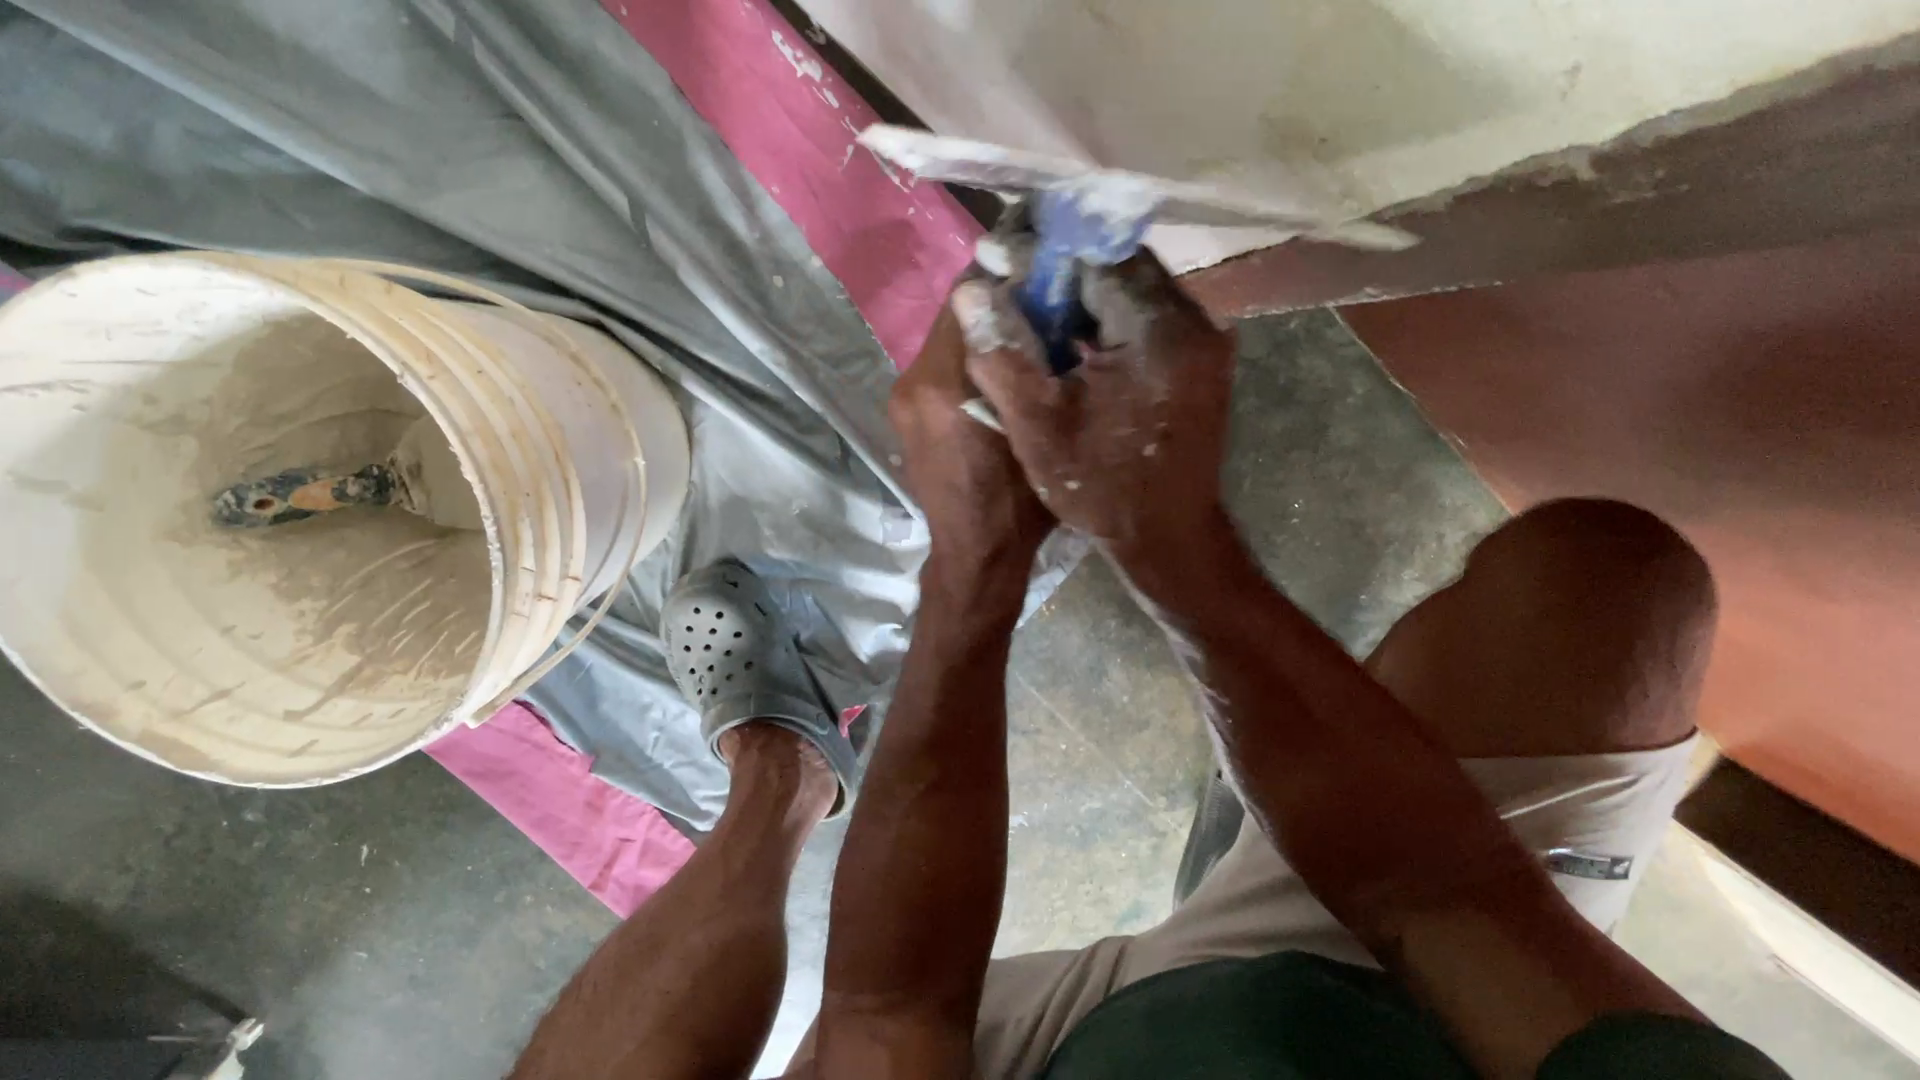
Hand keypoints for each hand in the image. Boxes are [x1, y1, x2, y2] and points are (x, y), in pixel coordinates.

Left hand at [890, 297, 1055, 590]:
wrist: (975, 556)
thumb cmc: (1019, 503)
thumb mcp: (1040, 430)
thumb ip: (1032, 367)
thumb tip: (1046, 309)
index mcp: (944, 384)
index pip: (967, 295)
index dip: (1007, 281)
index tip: (1043, 281)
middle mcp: (912, 382)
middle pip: (955, 318)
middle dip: (997, 311)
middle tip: (1043, 320)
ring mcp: (902, 400)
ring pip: (946, 343)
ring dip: (982, 340)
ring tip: (1023, 355)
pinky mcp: (902, 416)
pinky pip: (938, 370)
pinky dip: (966, 366)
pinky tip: (996, 385)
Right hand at [960, 253, 1236, 567]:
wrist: (1169, 537)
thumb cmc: (1101, 488)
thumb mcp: (1038, 425)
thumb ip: (1001, 353)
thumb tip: (970, 293)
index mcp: (1160, 332)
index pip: (1099, 256)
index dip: (1045, 253)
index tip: (1001, 258)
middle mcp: (1197, 322)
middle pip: (1123, 266)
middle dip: (1066, 270)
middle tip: (1016, 283)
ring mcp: (1207, 341)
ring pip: (1138, 289)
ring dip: (1088, 294)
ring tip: (1038, 308)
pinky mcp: (1204, 360)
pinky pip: (1151, 317)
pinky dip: (1111, 319)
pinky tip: (1076, 340)